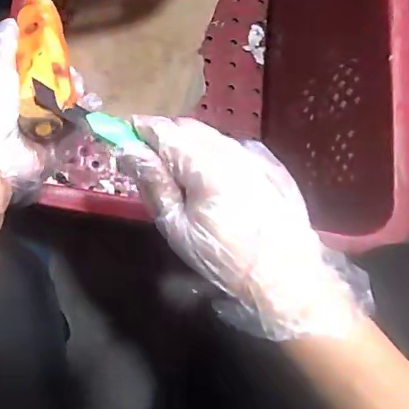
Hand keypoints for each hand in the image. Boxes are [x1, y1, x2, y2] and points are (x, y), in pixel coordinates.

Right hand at [122, 117, 370, 338]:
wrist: (288, 281)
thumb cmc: (224, 259)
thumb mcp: (177, 228)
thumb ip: (153, 183)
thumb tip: (128, 150)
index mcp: (204, 164)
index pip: (162, 130)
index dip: (137, 128)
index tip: (120, 135)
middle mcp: (230, 150)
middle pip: (186, 127)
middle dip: (162, 136)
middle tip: (148, 161)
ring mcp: (255, 156)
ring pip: (211, 136)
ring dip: (189, 144)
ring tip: (181, 174)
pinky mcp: (272, 166)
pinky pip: (235, 147)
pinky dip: (217, 153)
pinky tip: (215, 178)